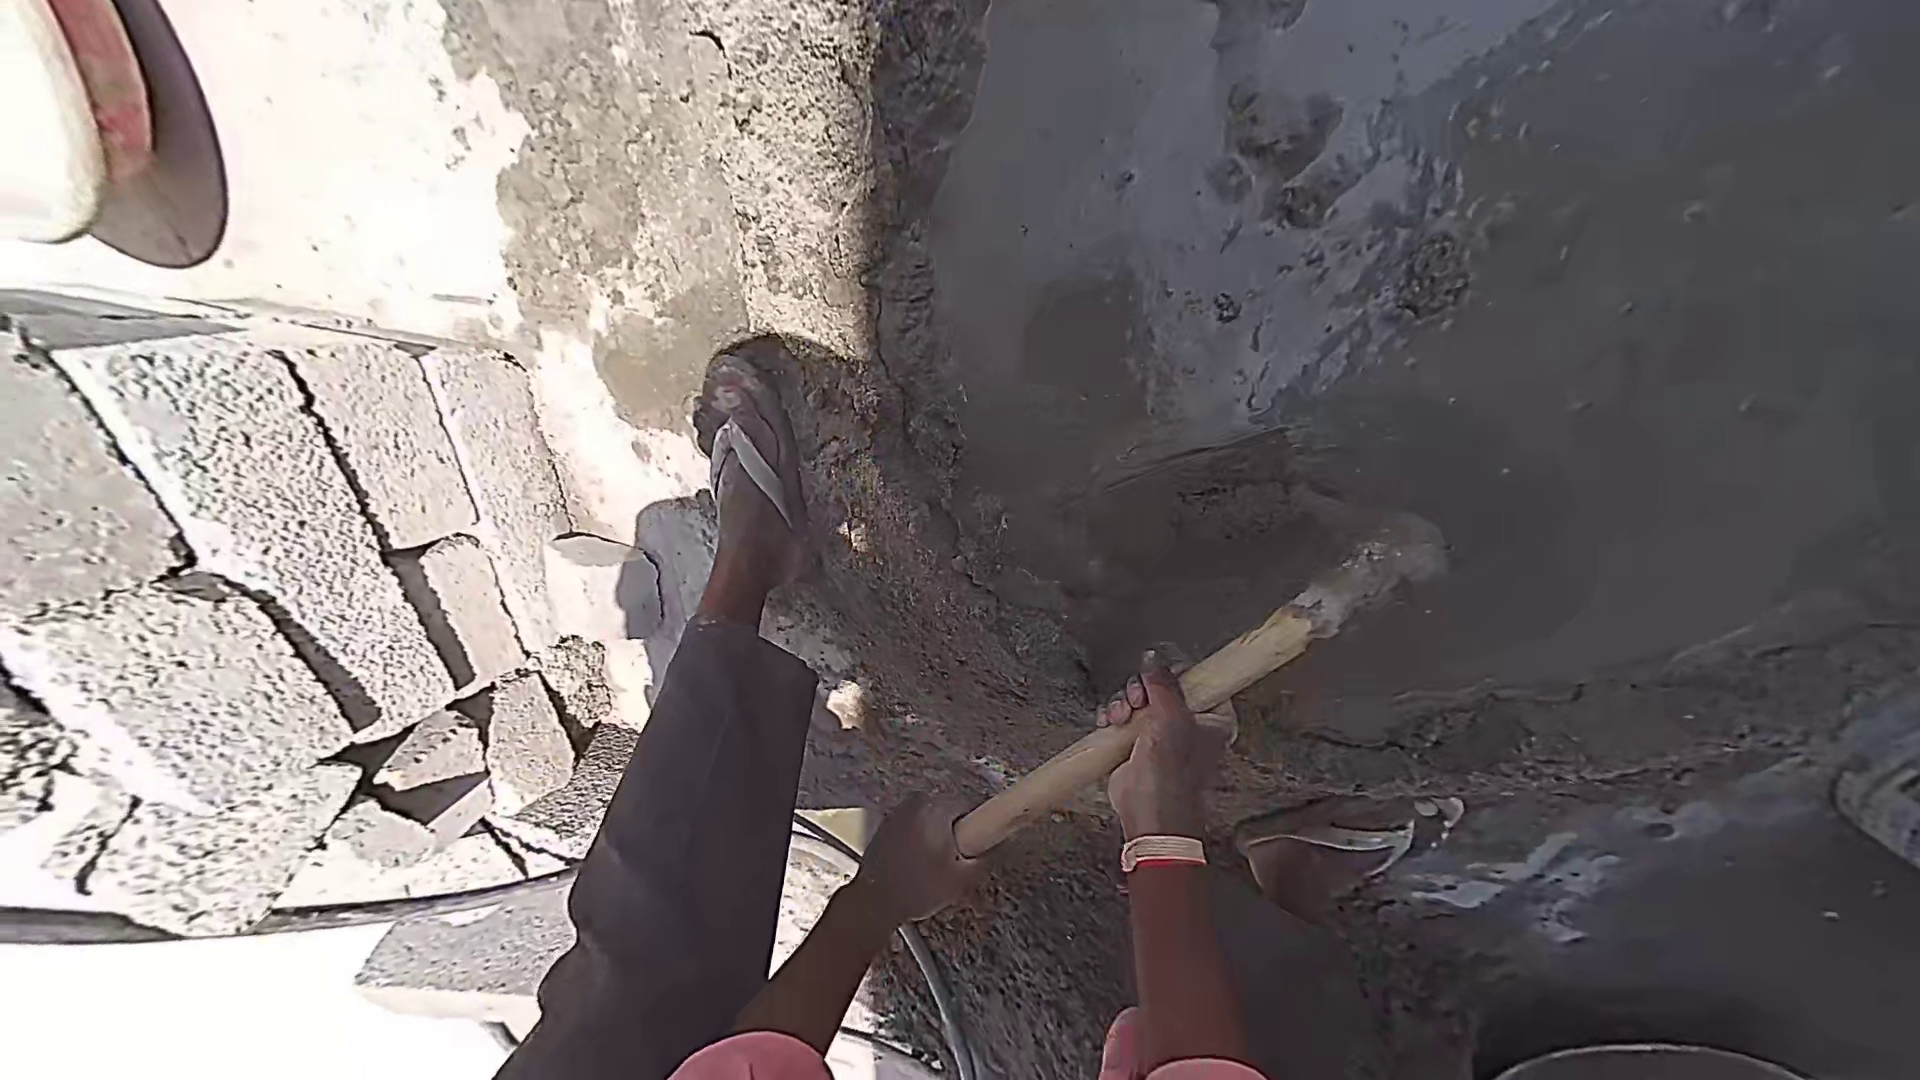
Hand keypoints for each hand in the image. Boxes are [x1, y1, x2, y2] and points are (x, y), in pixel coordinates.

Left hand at [849, 795, 985, 924]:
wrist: (874, 902)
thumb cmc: (918, 888)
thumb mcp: (962, 879)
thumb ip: (987, 857)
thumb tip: (1005, 841)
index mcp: (936, 808)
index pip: (970, 805)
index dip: (978, 827)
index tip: (974, 846)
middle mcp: (917, 801)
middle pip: (951, 811)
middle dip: (956, 832)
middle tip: (954, 861)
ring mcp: (900, 809)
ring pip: (933, 817)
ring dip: (937, 835)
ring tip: (933, 864)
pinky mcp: (888, 821)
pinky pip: (915, 823)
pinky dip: (920, 837)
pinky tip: (917, 862)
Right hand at [1103, 652, 1235, 838]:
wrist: (1150, 813)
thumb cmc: (1172, 773)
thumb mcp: (1172, 719)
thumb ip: (1163, 684)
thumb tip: (1152, 657)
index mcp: (1212, 716)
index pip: (1196, 678)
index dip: (1173, 673)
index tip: (1156, 678)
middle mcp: (1189, 721)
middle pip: (1160, 684)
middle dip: (1141, 689)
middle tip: (1137, 701)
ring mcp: (1162, 731)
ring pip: (1138, 697)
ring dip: (1124, 702)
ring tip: (1120, 717)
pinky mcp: (1138, 741)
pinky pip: (1123, 713)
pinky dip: (1113, 713)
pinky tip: (1110, 722)